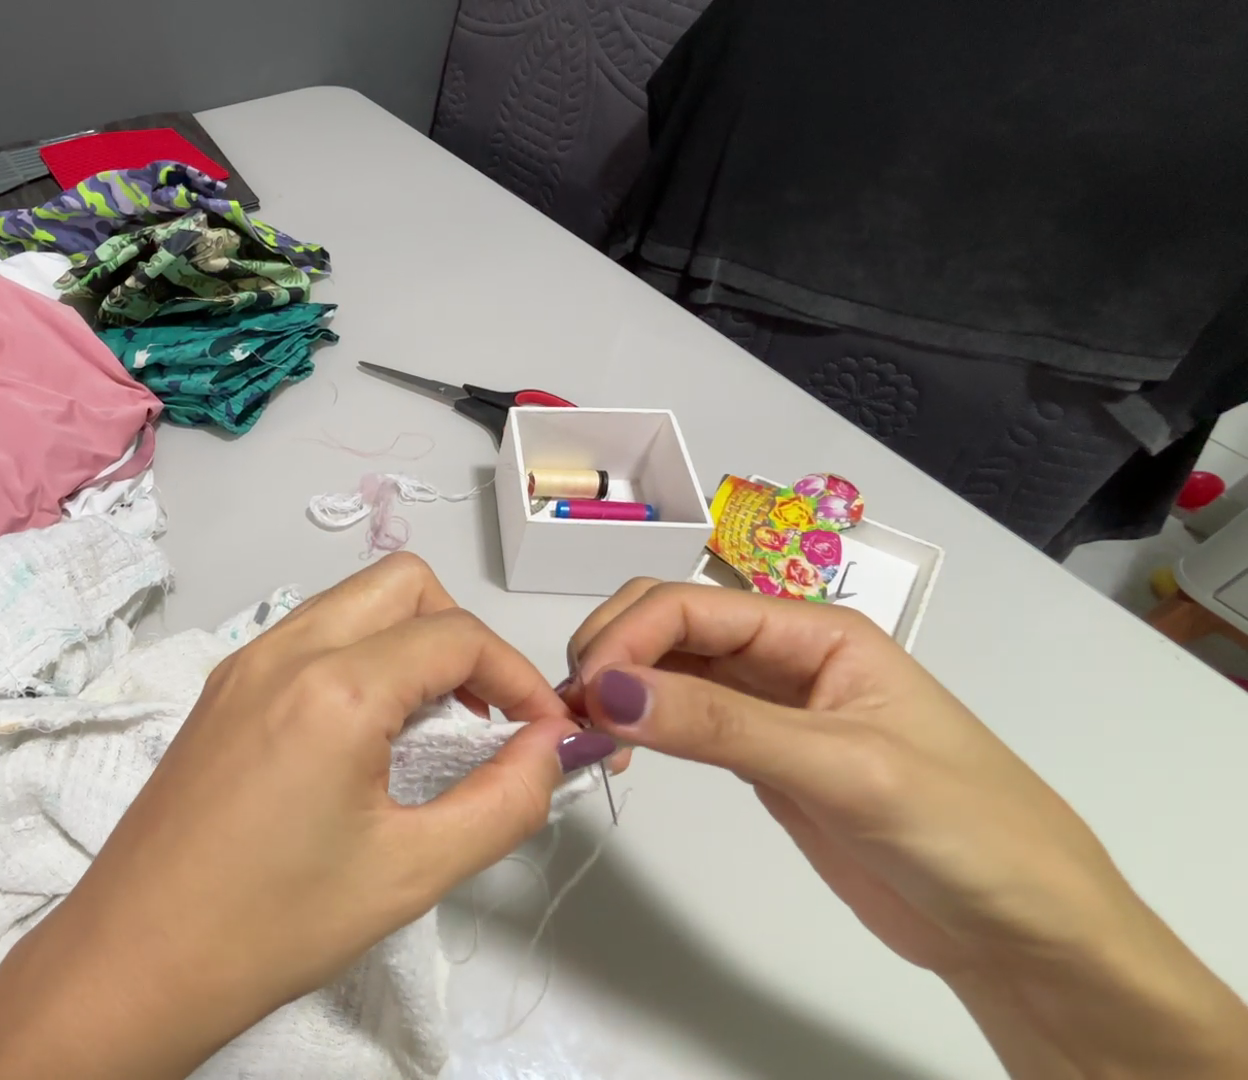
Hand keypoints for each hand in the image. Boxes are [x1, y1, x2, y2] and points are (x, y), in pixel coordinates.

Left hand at [0, 554, 584, 1079]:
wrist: (134, 959)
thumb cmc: (274, 925)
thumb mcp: (410, 872)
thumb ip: (503, 801)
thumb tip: (552, 747)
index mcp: (334, 686)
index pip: (456, 635)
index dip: (519, 676)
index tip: (544, 733)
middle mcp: (284, 648)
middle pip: (402, 584)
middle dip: (461, 635)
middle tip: (482, 714)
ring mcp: (245, 661)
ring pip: (352, 601)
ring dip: (408, 640)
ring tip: (430, 724)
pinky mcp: (222, 686)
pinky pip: (310, 635)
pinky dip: (359, 655)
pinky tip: (365, 731)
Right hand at [563, 579, 1247, 1078]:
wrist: (1023, 936)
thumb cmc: (964, 835)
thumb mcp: (843, 770)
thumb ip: (719, 725)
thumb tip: (605, 692)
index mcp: (813, 630)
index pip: (689, 605)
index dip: (626, 638)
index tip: (584, 696)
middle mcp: (781, 653)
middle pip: (666, 623)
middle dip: (610, 653)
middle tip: (574, 714)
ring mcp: (764, 701)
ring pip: (662, 666)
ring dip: (615, 687)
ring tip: (588, 734)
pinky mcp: (752, 748)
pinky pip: (675, 713)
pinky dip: (635, 721)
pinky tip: (620, 750)